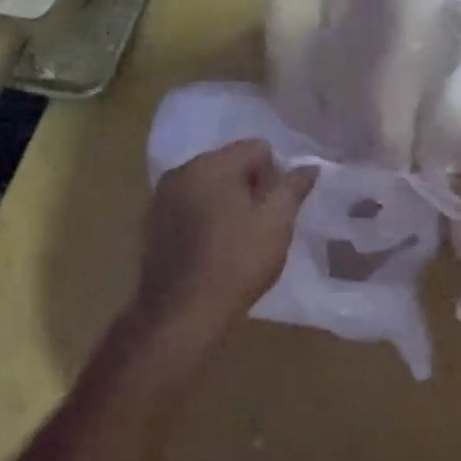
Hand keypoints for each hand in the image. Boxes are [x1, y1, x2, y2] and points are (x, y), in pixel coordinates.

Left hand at [131, 139, 316, 336]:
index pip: (256, 148)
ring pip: (209, 187)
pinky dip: (207, 218)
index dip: (277, 174)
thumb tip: (309, 166)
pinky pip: (190, 208)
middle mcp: (180, 172)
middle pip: (230, 164)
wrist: (182, 312)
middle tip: (265, 224)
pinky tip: (216, 248)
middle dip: (251, 186)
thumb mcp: (276, 223)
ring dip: (228, 203)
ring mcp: (161, 199)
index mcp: (210, 165)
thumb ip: (293, 188)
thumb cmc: (237, 262)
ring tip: (241, 238)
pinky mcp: (152, 225)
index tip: (281, 207)